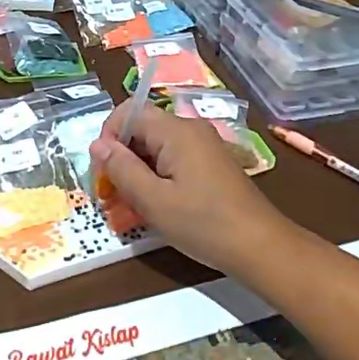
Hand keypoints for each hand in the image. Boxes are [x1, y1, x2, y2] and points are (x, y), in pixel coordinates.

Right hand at [89, 101, 298, 274]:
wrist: (261, 247)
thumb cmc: (204, 224)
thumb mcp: (153, 201)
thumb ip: (122, 169)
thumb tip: (97, 144)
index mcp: (176, 131)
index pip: (129, 112)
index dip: (108, 136)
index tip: (104, 172)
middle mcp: (190, 129)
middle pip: (142, 128)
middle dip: (121, 157)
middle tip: (113, 195)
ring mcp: (203, 145)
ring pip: (156, 146)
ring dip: (138, 169)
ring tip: (131, 204)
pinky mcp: (211, 163)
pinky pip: (173, 158)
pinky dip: (157, 175)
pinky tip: (156, 204)